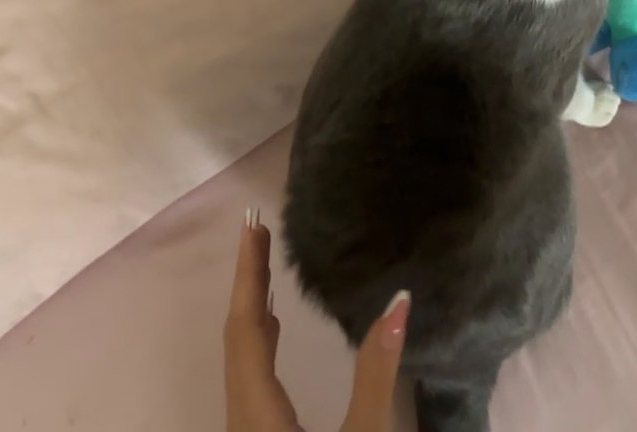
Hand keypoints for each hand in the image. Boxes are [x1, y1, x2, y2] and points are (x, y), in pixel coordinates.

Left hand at [225, 210, 410, 431]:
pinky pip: (248, 373)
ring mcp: (246, 428)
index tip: (252, 225)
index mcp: (257, 413)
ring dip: (251, 307)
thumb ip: (377, 375)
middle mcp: (240, 417)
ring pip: (240, 357)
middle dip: (248, 280)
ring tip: (265, 267)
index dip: (249, 273)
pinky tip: (272, 329)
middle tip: (259, 231)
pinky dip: (257, 336)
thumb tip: (399, 302)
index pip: (245, 328)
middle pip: (237, 337)